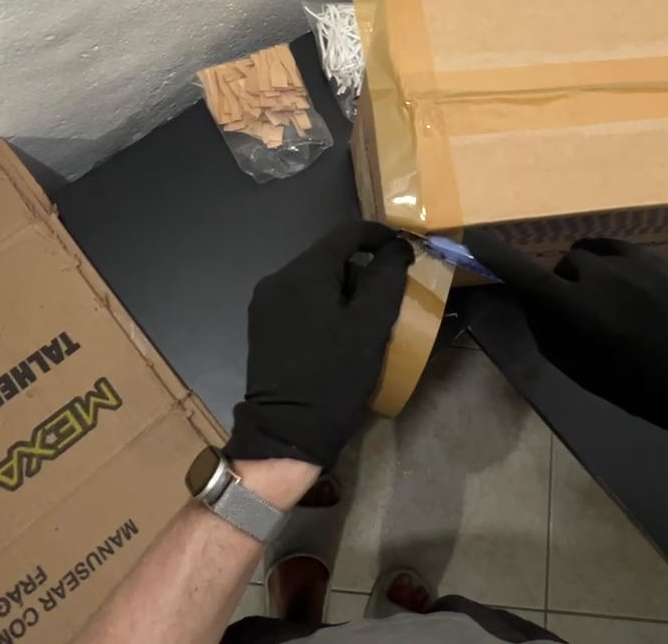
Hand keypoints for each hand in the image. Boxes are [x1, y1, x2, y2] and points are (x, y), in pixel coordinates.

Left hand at [227, 221, 413, 468]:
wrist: (287, 434)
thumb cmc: (334, 376)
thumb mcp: (372, 325)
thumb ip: (388, 277)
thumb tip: (397, 246)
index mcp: (303, 272)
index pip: (347, 233)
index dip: (380, 236)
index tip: (404, 250)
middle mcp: (278, 279)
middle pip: (331, 258)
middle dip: (362, 274)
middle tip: (386, 305)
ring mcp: (265, 303)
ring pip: (317, 280)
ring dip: (344, 293)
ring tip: (362, 327)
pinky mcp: (263, 325)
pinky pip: (302, 300)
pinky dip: (325, 308)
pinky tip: (337, 337)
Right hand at [468, 234, 667, 460]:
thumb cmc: (635, 386)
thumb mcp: (580, 370)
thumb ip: (546, 331)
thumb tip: (526, 298)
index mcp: (580, 312)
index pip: (525, 274)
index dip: (495, 255)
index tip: (473, 238)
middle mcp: (602, 277)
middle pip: (561, 264)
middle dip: (562, 283)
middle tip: (577, 310)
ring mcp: (632, 262)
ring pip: (588, 254)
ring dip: (587, 271)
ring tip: (607, 299)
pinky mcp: (654, 256)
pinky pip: (614, 249)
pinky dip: (610, 264)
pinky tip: (626, 288)